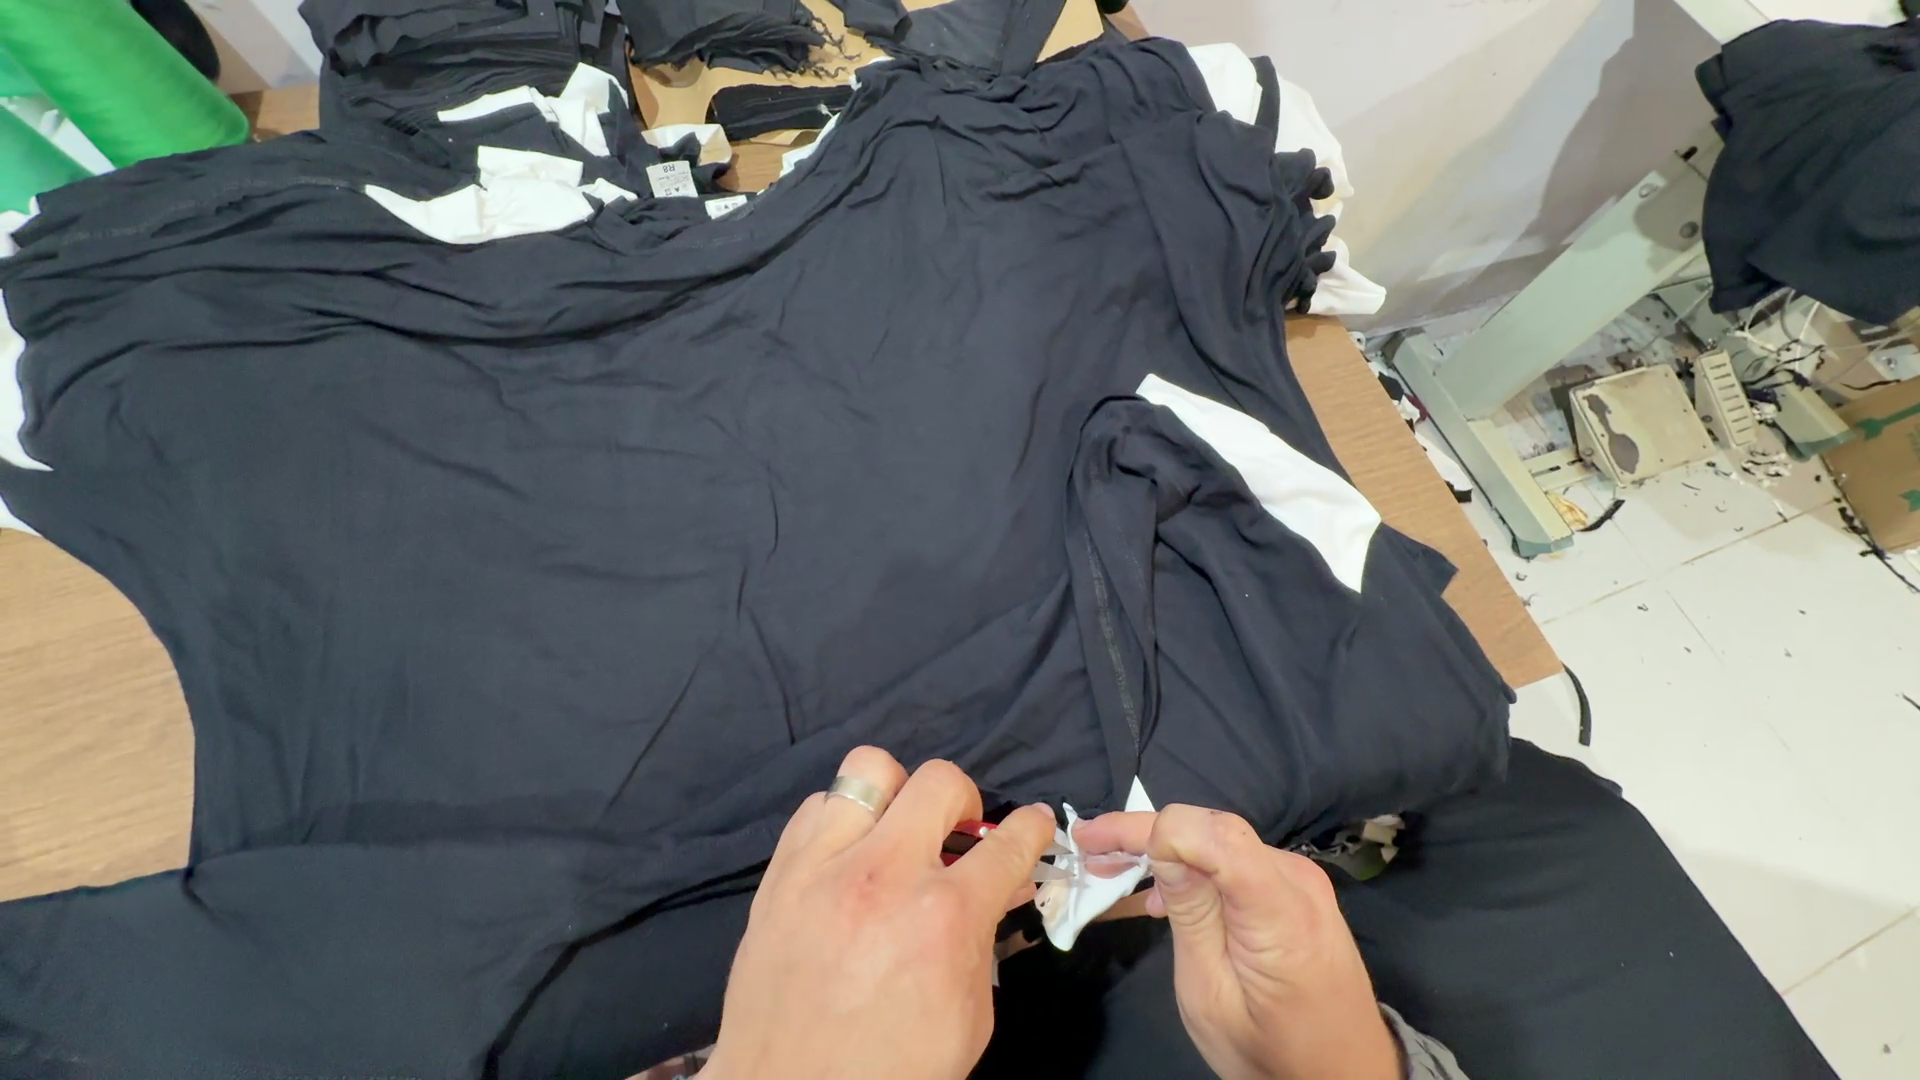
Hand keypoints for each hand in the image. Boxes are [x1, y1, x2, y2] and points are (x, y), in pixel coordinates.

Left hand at [703, 746, 1055, 1079]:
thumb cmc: (893, 1067)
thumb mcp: (967, 1016)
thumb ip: (986, 939)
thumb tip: (1002, 885)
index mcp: (943, 917)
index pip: (1007, 844)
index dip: (1031, 827)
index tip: (1034, 821)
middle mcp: (886, 873)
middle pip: (940, 781)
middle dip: (965, 799)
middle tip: (957, 833)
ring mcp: (826, 865)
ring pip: (869, 768)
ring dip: (896, 794)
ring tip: (896, 830)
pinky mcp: (781, 871)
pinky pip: (817, 805)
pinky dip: (843, 818)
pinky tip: (848, 851)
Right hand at [1073, 806, 1400, 1079]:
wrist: (1346, 1076)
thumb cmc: (1272, 1051)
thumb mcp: (1212, 997)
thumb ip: (1191, 916)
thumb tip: (1161, 846)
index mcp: (1279, 913)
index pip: (1218, 838)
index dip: (1159, 832)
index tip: (1104, 849)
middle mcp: (1294, 877)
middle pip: (1210, 828)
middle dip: (1143, 829)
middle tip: (1086, 843)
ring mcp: (1297, 876)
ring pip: (1216, 835)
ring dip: (1160, 842)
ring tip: (1106, 861)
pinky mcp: (1292, 884)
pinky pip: (1232, 855)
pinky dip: (1189, 860)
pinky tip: (1159, 889)